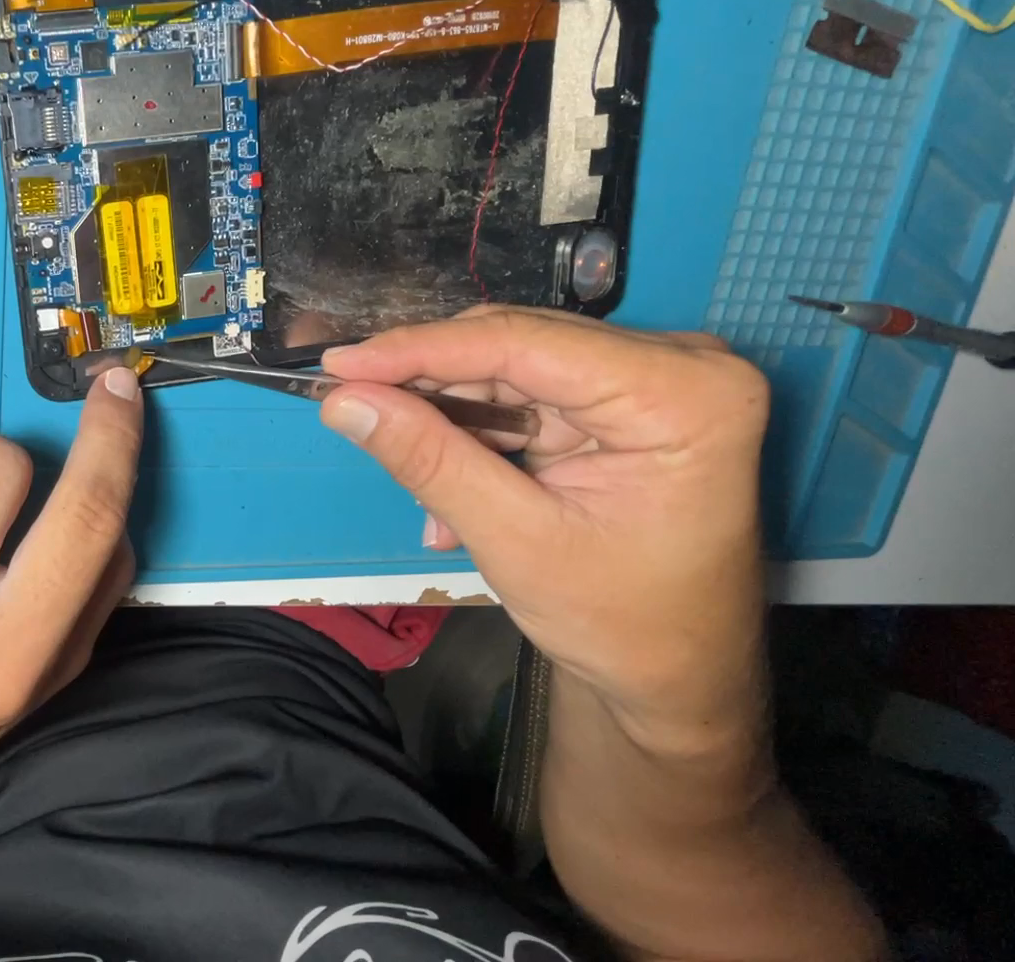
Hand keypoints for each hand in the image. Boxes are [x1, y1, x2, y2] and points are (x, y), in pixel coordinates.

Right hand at [318, 307, 770, 748]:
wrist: (675, 672)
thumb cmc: (619, 621)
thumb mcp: (514, 542)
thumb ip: (429, 461)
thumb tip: (344, 402)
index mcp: (680, 394)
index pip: (521, 343)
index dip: (418, 350)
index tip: (337, 366)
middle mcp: (674, 365)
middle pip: (512, 346)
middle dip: (428, 387)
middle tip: (353, 415)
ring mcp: (646, 380)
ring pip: (503, 368)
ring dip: (445, 421)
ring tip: (421, 489)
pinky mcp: (616, 401)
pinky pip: (516, 395)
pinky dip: (468, 437)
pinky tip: (449, 490)